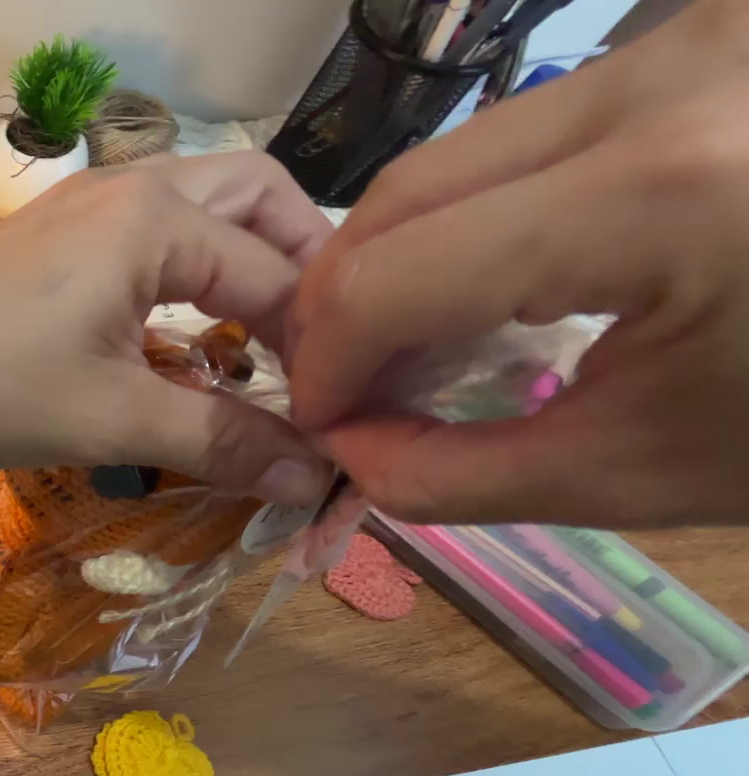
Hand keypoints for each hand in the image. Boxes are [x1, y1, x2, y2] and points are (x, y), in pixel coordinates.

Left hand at [0, 151, 335, 506]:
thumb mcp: (111, 419)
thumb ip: (220, 440)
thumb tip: (311, 479)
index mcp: (155, 217)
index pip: (280, 272)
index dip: (322, 344)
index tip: (342, 407)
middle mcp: (124, 186)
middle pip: (253, 199)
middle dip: (298, 264)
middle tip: (312, 342)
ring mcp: (76, 205)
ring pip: (194, 210)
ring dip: (237, 263)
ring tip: (253, 338)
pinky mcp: (44, 235)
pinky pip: (141, 233)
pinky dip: (178, 271)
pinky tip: (171, 329)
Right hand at [289, 0, 748, 526]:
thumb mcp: (641, 470)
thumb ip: (444, 474)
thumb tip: (339, 444)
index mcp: (663, 193)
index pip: (381, 280)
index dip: (323, 364)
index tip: (324, 421)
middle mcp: (671, 71)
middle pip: (394, 199)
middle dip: (340, 307)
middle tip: (354, 382)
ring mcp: (702, 29)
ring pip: (448, 160)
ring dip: (398, 262)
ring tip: (419, 338)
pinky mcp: (716, 33)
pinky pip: (522, 136)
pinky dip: (470, 221)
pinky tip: (495, 282)